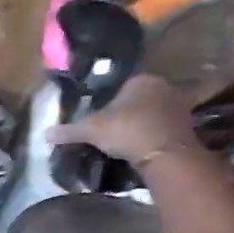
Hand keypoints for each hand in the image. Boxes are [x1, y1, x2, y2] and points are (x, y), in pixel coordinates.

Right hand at [45, 74, 198, 161]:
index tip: (102, 116)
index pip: (123, 85)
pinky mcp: (189, 123)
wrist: (165, 152)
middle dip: (129, 110)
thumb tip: (44, 134)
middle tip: (113, 128)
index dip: (111, 100)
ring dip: (144, 121)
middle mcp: (163, 85)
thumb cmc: (126, 131)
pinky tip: (144, 145)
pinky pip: (165, 124)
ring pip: (154, 110)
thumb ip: (69, 130)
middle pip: (140, 97)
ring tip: (128, 138)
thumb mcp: (91, 131)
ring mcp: (179, 104)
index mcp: (140, 79)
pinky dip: (155, 133)